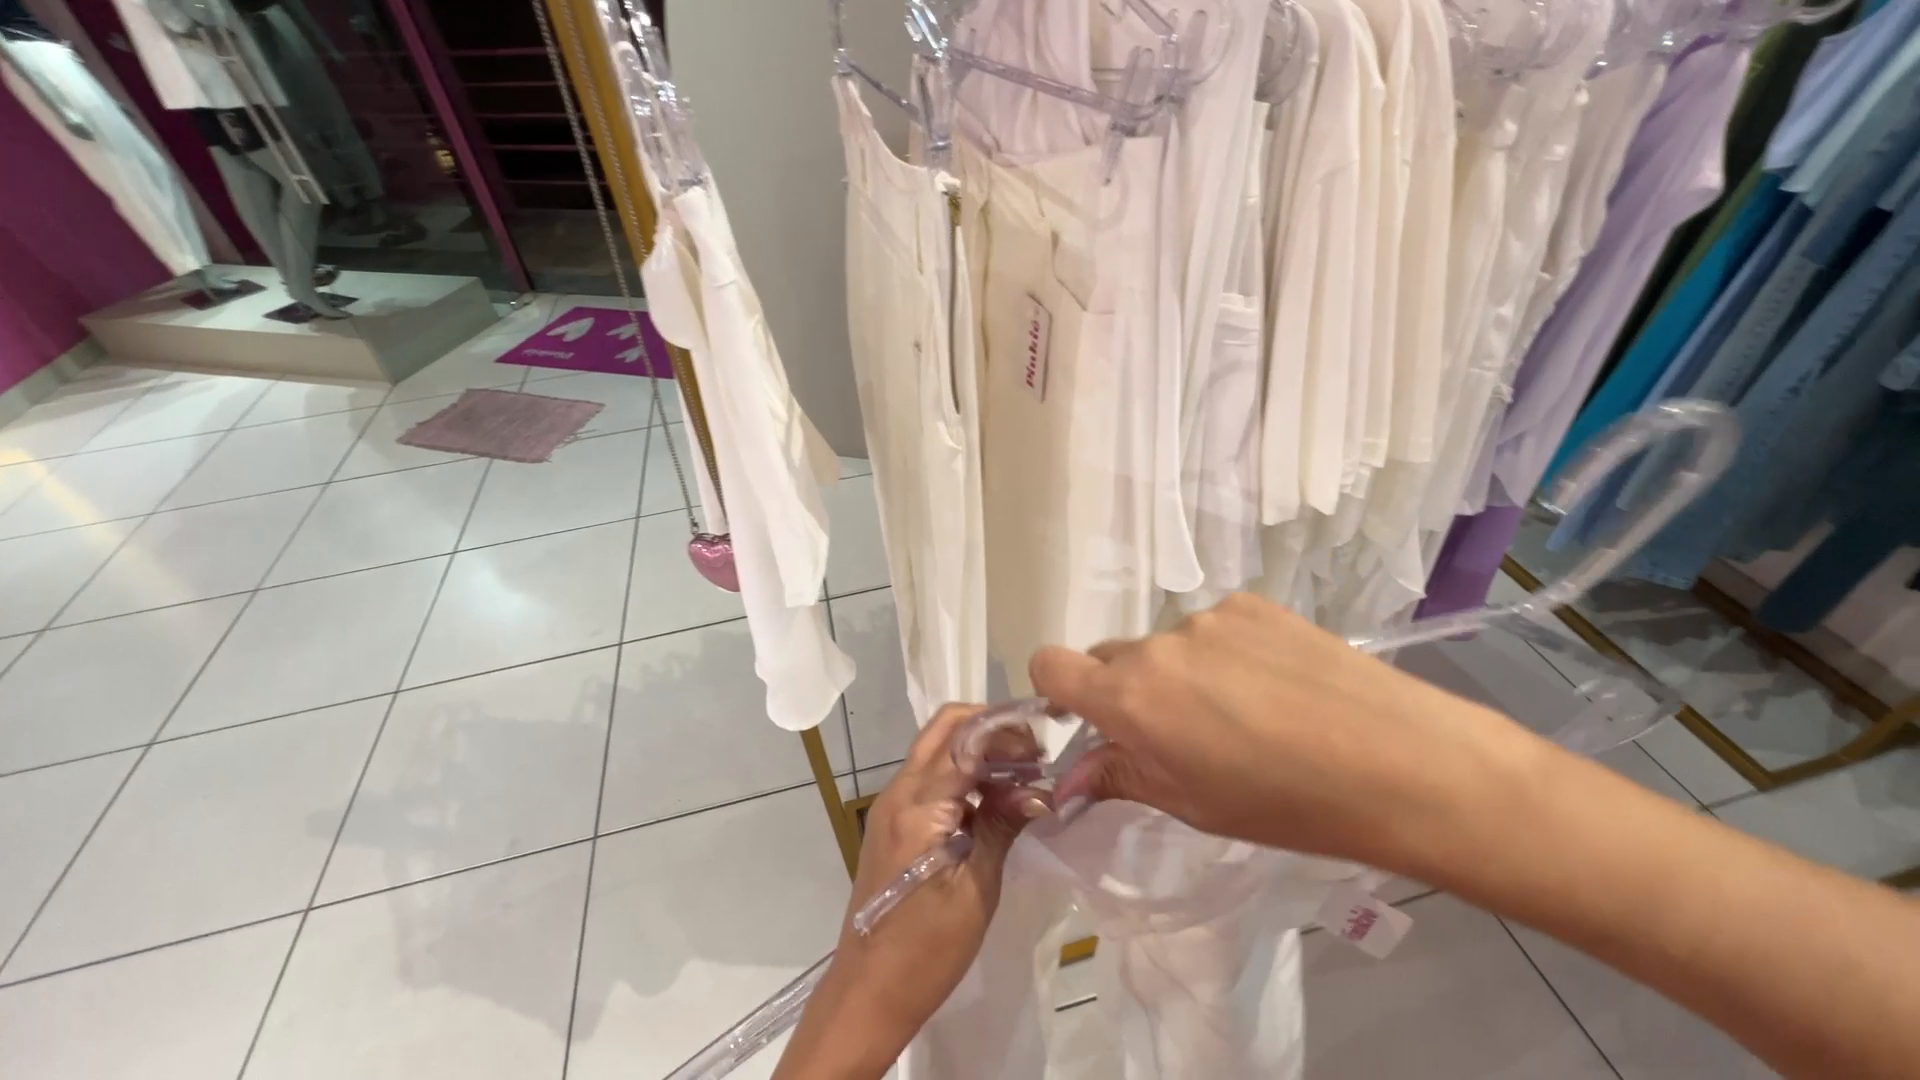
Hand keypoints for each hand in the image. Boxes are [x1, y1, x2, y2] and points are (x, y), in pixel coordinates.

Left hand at [775, 705, 1043, 1078]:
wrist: (867, 992)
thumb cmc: (925, 950)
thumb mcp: (976, 890)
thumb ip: (1001, 827)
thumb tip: (1039, 790)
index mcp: (917, 806)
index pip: (964, 739)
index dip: (1006, 731)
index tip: (1046, 743)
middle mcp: (898, 794)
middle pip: (944, 730)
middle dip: (991, 730)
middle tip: (1034, 753)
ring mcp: (891, 808)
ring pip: (937, 752)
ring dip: (978, 751)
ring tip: (1025, 775)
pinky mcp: (893, 825)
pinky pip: (931, 781)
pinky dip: (963, 776)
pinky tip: (996, 800)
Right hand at [1032, 592, 1534, 875]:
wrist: (1403, 763)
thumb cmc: (1285, 806)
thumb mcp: (1192, 805)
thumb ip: (1122, 776)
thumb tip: (1075, 775)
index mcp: (1131, 699)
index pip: (1051, 664)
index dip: (1056, 689)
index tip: (1084, 717)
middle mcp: (1158, 646)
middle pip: (1111, 657)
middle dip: (1127, 692)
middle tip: (1180, 735)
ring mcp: (1208, 618)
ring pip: (1168, 647)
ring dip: (1182, 675)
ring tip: (1246, 715)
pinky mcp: (1254, 604)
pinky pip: (1214, 629)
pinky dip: (1225, 655)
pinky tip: (1275, 688)